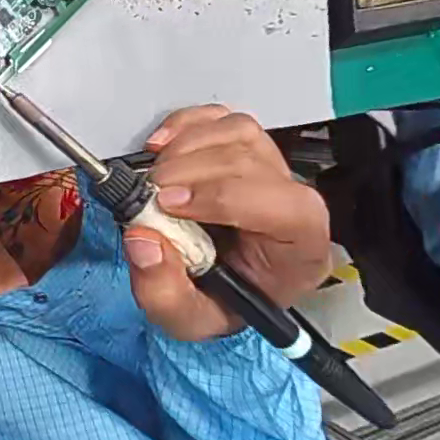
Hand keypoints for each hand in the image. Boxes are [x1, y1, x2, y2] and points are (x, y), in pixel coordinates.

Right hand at [124, 106, 331, 341]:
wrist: (214, 289)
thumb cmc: (213, 304)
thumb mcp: (186, 320)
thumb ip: (162, 290)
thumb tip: (141, 239)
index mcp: (298, 250)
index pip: (285, 207)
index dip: (223, 196)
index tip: (167, 203)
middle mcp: (293, 204)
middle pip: (251, 162)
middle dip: (188, 172)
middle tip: (147, 195)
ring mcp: (270, 170)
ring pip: (239, 132)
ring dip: (185, 147)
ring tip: (152, 176)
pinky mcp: (242, 150)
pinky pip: (221, 119)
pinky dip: (185, 125)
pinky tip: (160, 146)